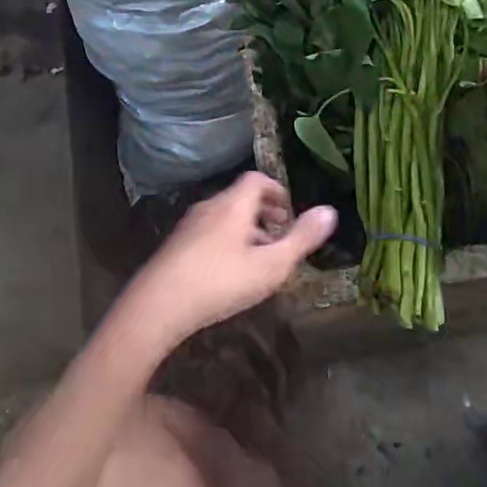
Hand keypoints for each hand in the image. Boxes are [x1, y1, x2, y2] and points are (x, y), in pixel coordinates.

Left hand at [119, 172, 336, 350]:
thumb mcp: (271, 265)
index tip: (291, 213)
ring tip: (259, 259)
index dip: (277, 191)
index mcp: (233, 204)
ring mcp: (188, 227)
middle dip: (264, 213)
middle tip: (281, 237)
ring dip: (246, 230)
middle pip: (240, 198)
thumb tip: (330, 211)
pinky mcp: (175, 247)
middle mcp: (209, 207)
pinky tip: (229, 274)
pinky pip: (209, 233)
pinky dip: (226, 242)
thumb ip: (302, 238)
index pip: (257, 179)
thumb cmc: (220, 282)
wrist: (156, 307)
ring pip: (224, 217)